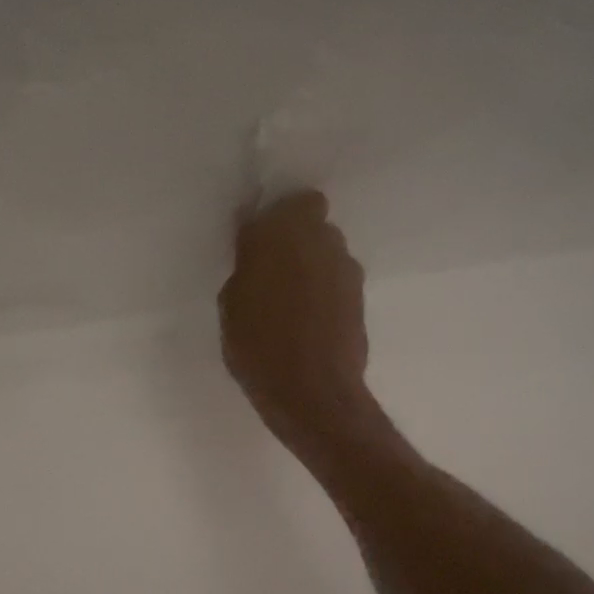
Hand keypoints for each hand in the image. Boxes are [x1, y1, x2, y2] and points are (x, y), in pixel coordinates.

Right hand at [219, 191, 374, 448]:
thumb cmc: (258, 347)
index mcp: (283, 232)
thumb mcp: (231, 306)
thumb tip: (256, 253)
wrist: (312, 392)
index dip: (278, 220)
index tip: (260, 244)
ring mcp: (347, 269)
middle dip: (296, 241)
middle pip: (314, 224)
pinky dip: (324, 296)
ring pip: (328, 254)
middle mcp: (322, 240)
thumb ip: (247, 269)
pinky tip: (308, 324)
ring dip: (312, 268)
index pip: (293, 202)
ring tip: (290, 305)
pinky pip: (336, 285)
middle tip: (272, 273)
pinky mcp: (361, 299)